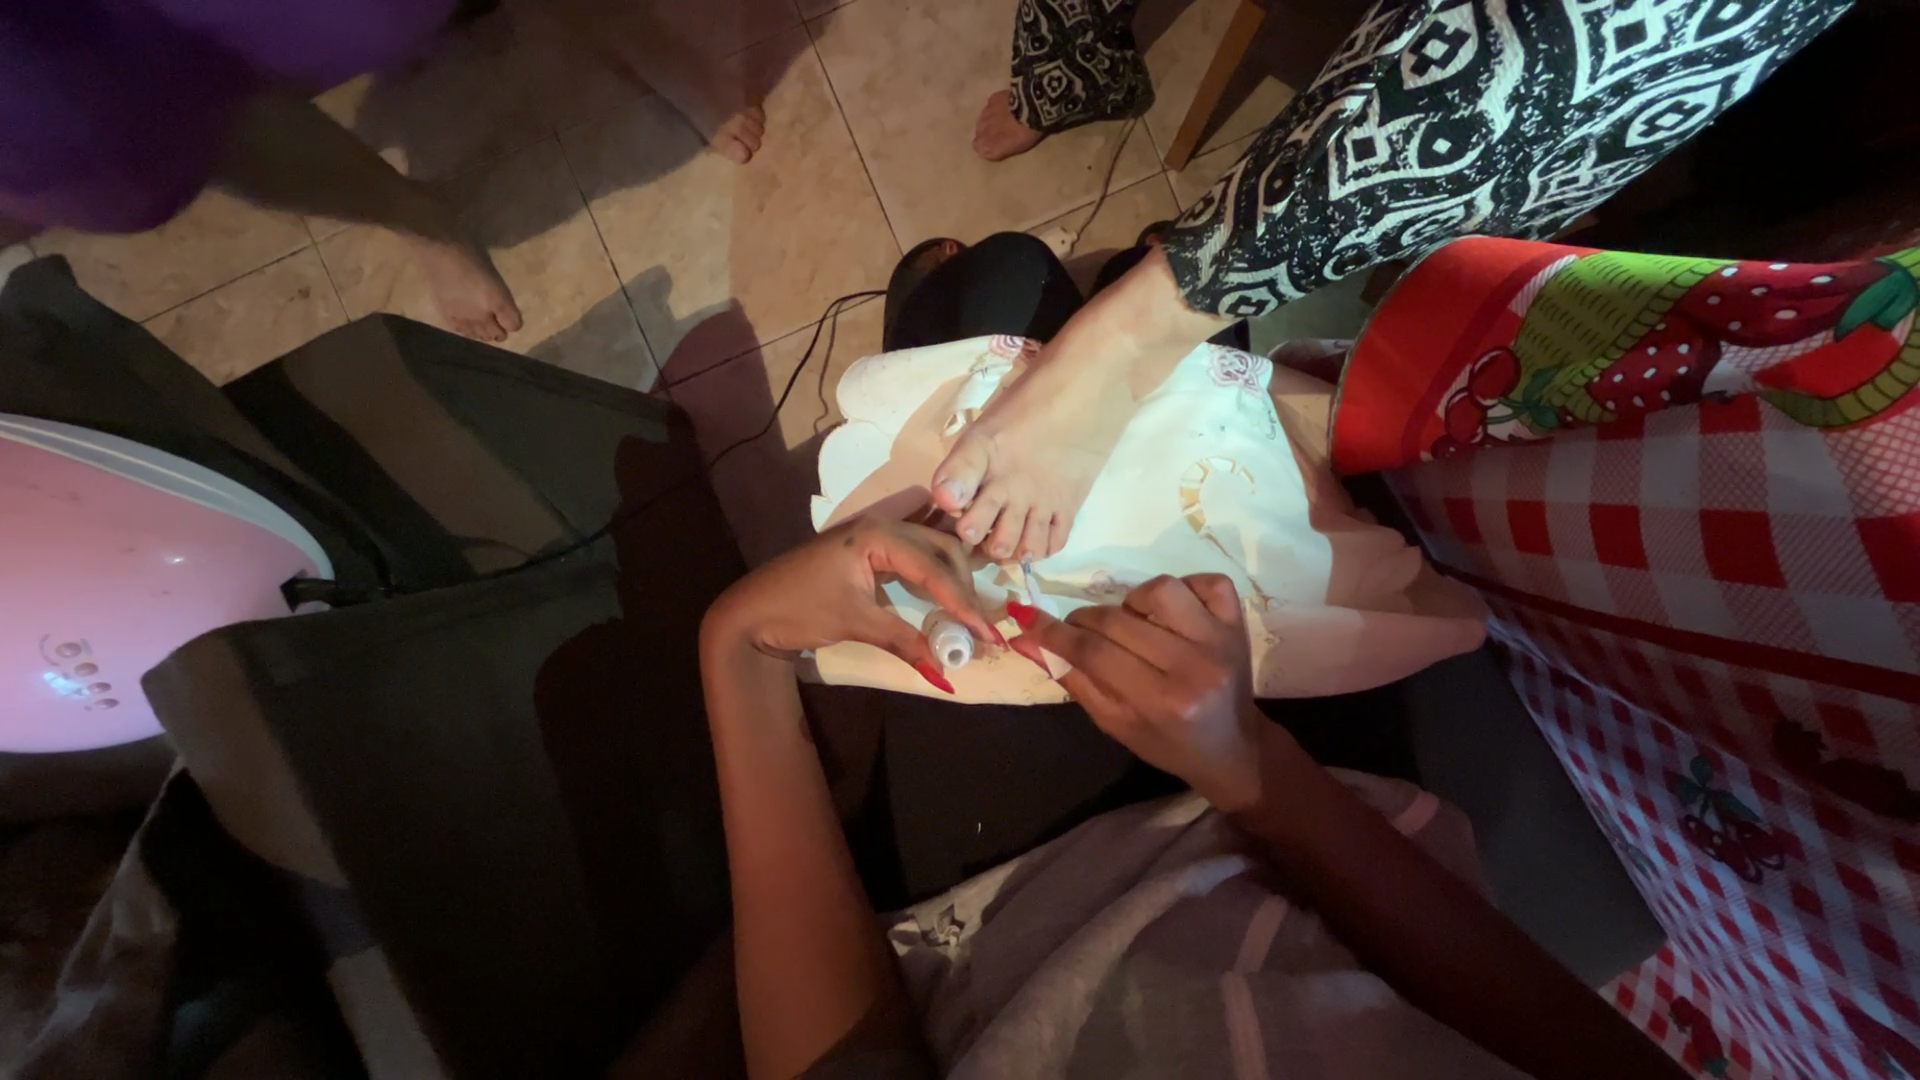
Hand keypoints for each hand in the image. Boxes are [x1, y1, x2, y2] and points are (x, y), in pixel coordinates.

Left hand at [702, 517, 1001, 691]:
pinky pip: (915, 555)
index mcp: (877, 533)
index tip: (988, 631)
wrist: (751, 612)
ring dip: (954, 577)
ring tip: (972, 611)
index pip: (933, 565)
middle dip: (965, 584)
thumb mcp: (854, 622)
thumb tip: (945, 673)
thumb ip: (903, 640)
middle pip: (940, 547)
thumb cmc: (797, 609)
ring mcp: (875, 534)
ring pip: (931, 548)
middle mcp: (881, 525)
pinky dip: (935, 573)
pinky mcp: (870, 550)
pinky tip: (949, 591)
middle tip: (983, 623)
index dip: (963, 600)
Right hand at [1009, 574, 1265, 809]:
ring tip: (1131, 624)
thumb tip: (1023, 638)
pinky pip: (1206, 582)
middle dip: (1085, 621)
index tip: (1026, 617)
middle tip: (1081, 633)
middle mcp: (1193, 666)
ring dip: (1132, 602)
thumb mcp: (1112, 721)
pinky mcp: (1238, 622)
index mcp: (1160, 701)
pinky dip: (1182, 588)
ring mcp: (1220, 640)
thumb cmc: (1166, 742)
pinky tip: (1169, 614)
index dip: (1053, 632)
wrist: (1233, 747)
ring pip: (1160, 589)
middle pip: (1117, 621)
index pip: (1093, 653)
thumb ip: (1070, 677)